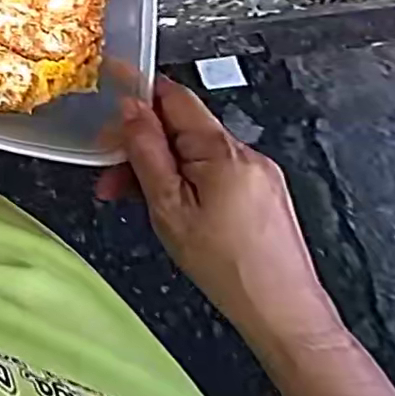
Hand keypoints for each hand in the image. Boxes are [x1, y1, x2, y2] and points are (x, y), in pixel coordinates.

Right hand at [96, 77, 344, 349]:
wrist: (285, 317)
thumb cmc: (225, 266)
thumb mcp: (167, 205)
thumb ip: (145, 149)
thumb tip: (130, 106)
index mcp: (223, 151)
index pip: (174, 96)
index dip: (139, 86)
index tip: (112, 77)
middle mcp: (246, 153)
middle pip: (178, 126)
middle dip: (139, 141)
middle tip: (108, 169)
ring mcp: (257, 172)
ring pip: (190, 149)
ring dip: (155, 163)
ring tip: (128, 194)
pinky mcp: (260, 191)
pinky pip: (209, 168)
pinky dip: (180, 176)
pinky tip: (162, 201)